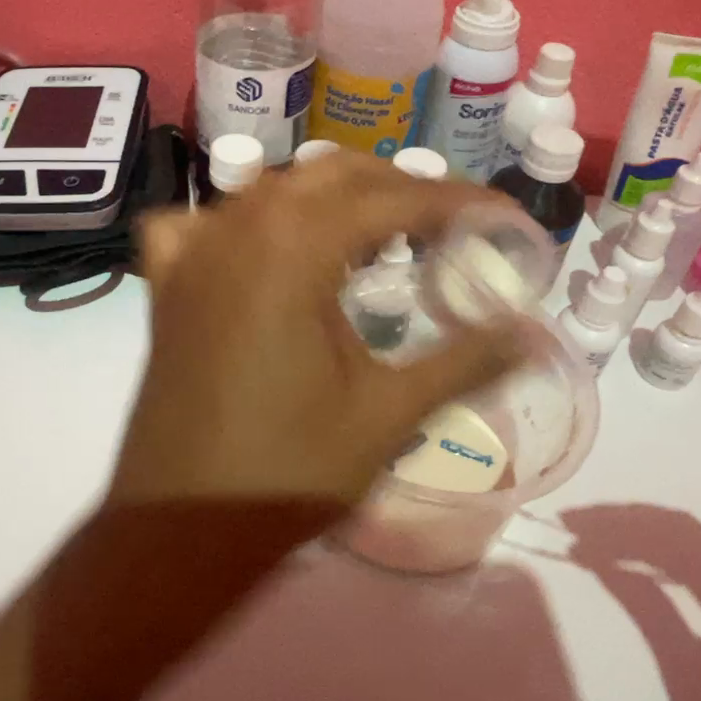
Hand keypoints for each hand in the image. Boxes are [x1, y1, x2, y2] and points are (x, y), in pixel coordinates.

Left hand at [109, 151, 525, 531]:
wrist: (182, 525)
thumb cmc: (287, 471)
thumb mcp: (388, 414)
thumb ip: (465, 361)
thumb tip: (534, 333)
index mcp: (295, 246)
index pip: (394, 198)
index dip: (457, 203)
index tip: (503, 216)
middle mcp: (239, 227)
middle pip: (332, 174)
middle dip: (397, 189)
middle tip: (447, 229)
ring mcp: (193, 251)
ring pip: (269, 189)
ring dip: (328, 198)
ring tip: (374, 237)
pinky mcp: (166, 285)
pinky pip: (200, 223)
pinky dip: (241, 222)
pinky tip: (259, 251)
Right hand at [569, 504, 700, 700]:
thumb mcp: (687, 678)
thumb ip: (648, 611)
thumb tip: (602, 561)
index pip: (670, 536)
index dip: (615, 526)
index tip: (570, 529)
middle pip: (685, 530)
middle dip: (626, 520)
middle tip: (575, 524)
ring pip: (700, 545)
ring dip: (646, 535)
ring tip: (597, 539)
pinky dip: (670, 558)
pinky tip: (642, 567)